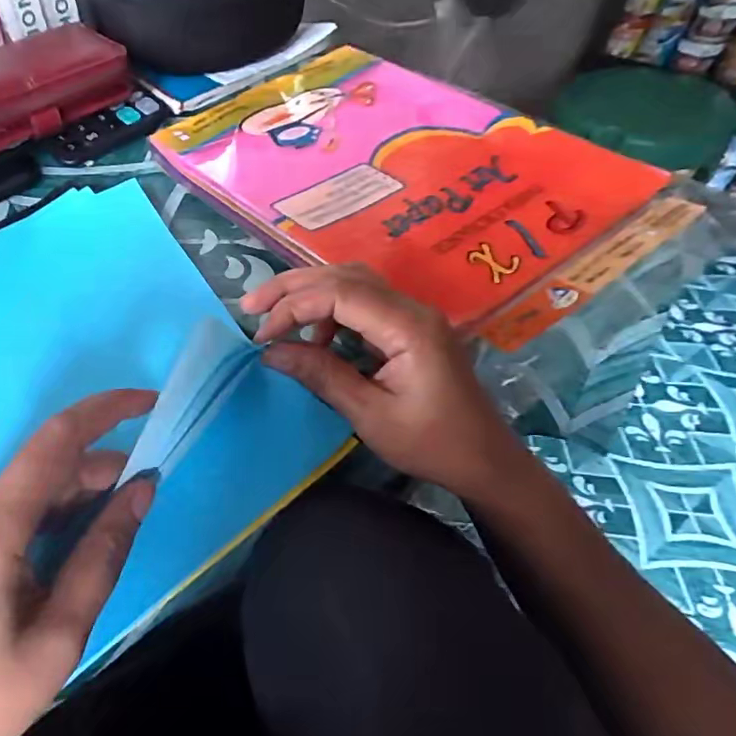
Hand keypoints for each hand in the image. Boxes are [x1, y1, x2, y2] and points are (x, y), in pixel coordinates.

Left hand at [0, 389, 158, 735]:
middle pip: (41, 468)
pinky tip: (68, 548)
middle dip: (98, 470)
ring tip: (115, 525)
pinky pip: (1, 515)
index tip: (152, 403)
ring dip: (72, 497)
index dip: (107, 412)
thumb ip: (101, 555)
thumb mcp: (56, 639)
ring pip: (22, 492)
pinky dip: (43, 520)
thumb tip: (141, 491)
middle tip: (146, 493)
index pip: (55, 441)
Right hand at [241, 264, 531, 503]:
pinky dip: (327, 309)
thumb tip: (270, 352)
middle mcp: (411, 309)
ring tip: (272, 313)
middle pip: (343, 275)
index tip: (262, 337)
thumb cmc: (431, 443)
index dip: (293, 308)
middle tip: (250, 306)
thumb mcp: (369, 415)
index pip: (338, 294)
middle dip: (292, 287)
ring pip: (351, 282)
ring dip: (308, 292)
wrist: (485, 460)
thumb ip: (321, 375)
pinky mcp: (408, 327)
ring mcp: (412, 315)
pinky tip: (312, 335)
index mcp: (407, 328)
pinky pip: (362, 301)